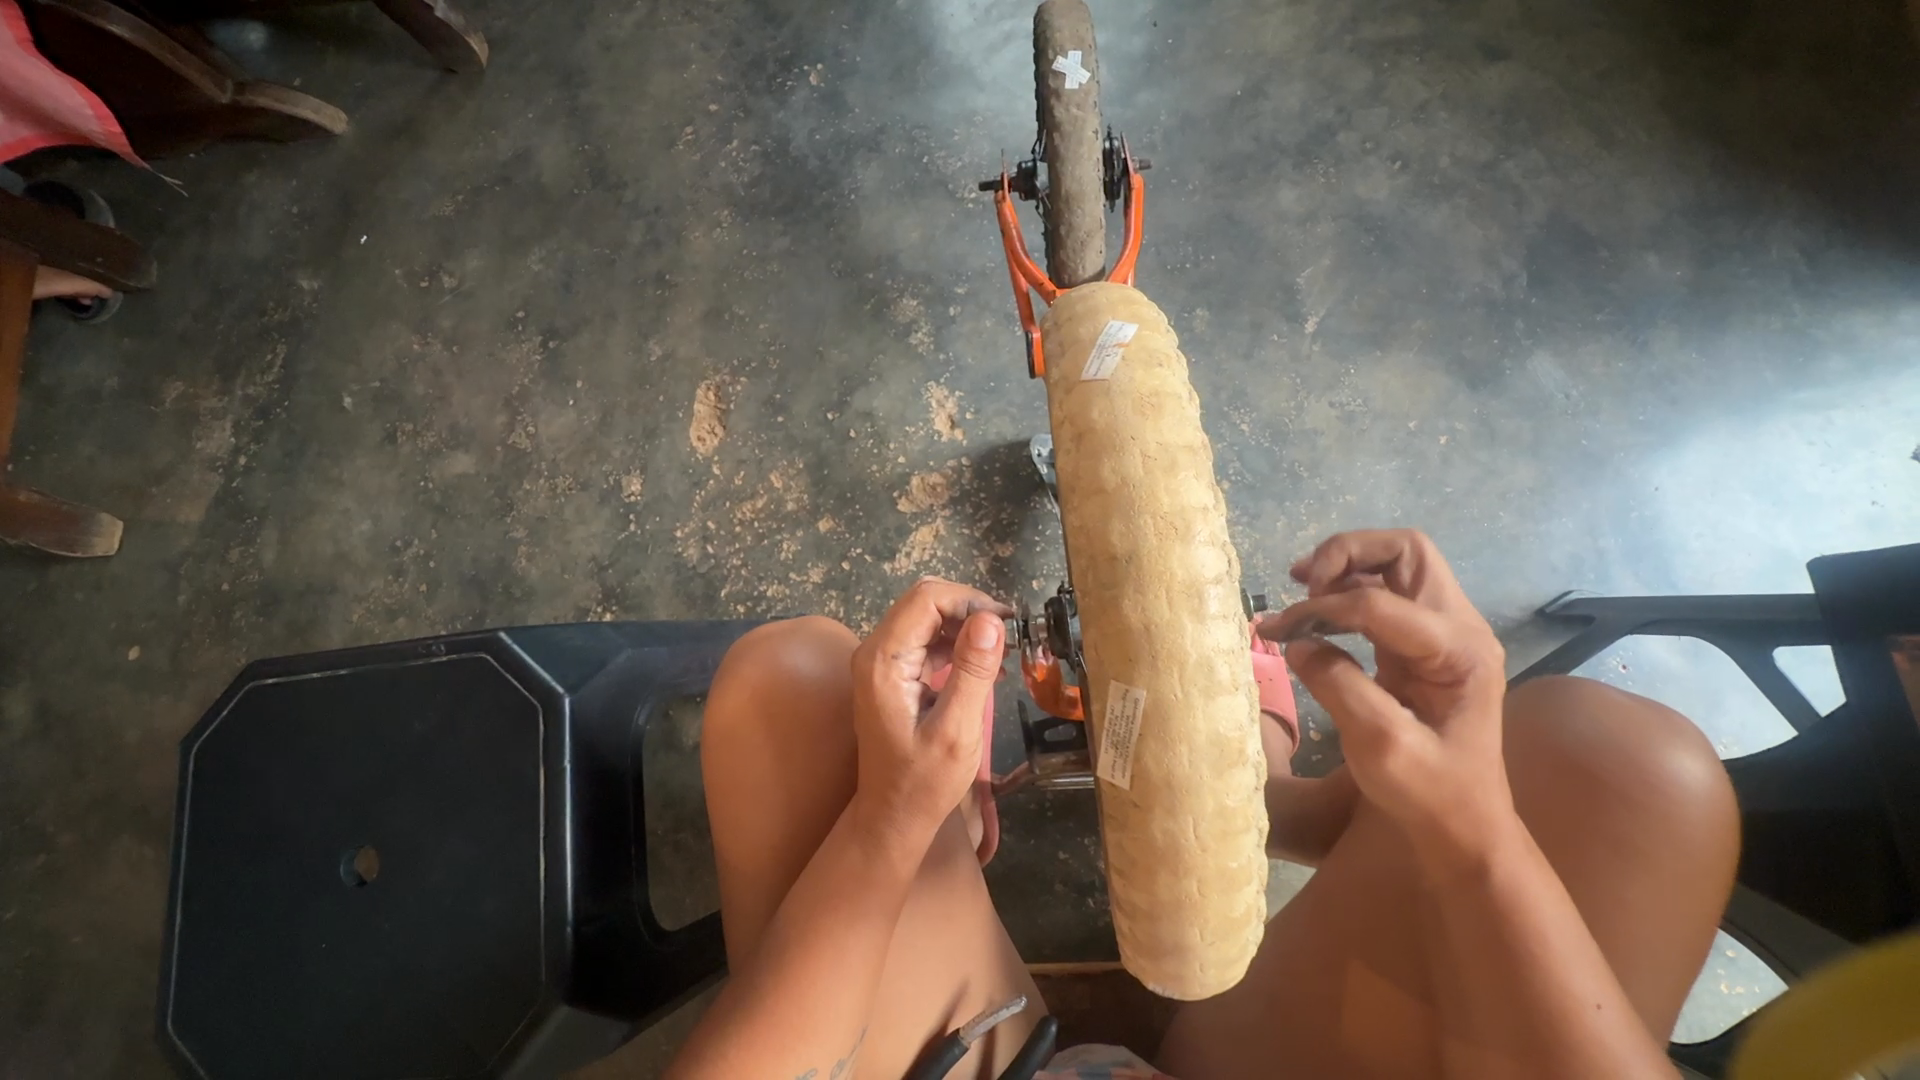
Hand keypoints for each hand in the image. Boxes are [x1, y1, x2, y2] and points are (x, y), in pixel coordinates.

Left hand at [849, 578, 1011, 850]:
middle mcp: (876, 651)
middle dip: (970, 609)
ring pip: (927, 616)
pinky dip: (957, 644)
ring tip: (1003, 651)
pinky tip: (986, 665)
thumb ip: (972, 671)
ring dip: (966, 626)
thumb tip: (991, 619)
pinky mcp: (893, 672)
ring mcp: (882, 661)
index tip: (1007, 623)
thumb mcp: (957, 730)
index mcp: (884, 660)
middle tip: (1008, 634)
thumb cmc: (924, 781)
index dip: (969, 601)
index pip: (926, 599)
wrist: (893, 816)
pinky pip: (926, 639)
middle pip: (925, 601)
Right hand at [1258, 530, 1513, 869]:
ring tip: (1303, 587)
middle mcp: (1460, 628)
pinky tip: (1317, 609)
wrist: (1464, 825)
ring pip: (1398, 561)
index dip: (1322, 609)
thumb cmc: (1429, 792)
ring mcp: (1445, 632)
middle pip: (1406, 550)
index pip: (1379, 602)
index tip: (1279, 631)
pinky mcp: (1424, 642)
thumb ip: (1337, 685)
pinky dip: (1348, 587)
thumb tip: (1295, 643)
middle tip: (1302, 581)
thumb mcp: (1379, 745)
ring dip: (1347, 565)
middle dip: (1347, 554)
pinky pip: (1387, 590)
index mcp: (1459, 652)